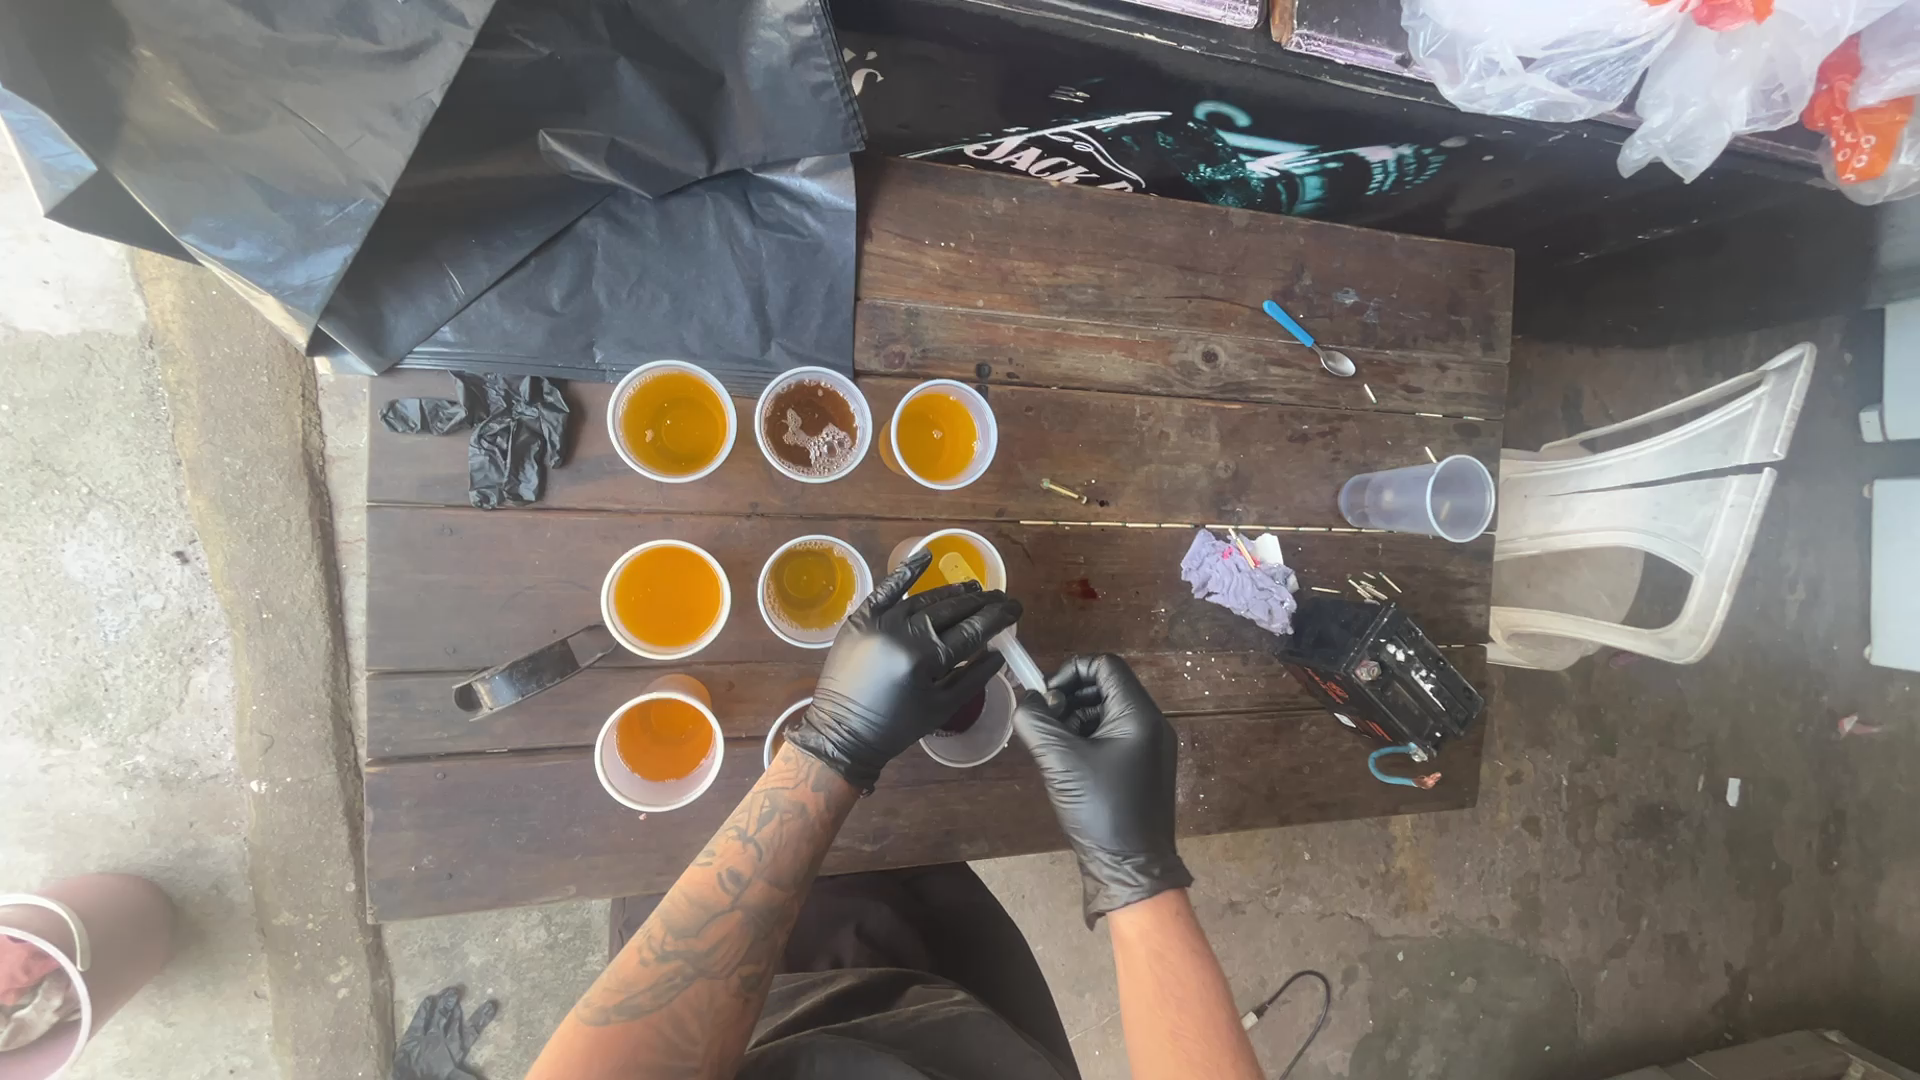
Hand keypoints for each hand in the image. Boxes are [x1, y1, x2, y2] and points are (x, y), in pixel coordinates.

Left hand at [787, 549, 1022, 791]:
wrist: (842, 733)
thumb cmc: (896, 727)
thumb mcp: (942, 708)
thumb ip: (974, 677)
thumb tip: (998, 652)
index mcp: (926, 659)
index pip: (972, 630)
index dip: (998, 618)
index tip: (1015, 609)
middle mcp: (903, 632)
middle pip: (952, 610)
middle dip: (981, 603)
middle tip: (1001, 597)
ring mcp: (880, 621)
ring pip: (925, 599)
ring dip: (953, 592)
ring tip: (975, 589)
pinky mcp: (860, 617)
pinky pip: (886, 588)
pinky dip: (907, 571)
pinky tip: (927, 556)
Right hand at [1013, 654, 1191, 925]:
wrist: (1132, 871)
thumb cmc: (1100, 810)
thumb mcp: (1059, 761)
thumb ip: (1036, 721)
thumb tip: (1030, 700)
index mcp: (1138, 715)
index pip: (1104, 664)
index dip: (1071, 671)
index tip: (1048, 698)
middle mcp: (1150, 724)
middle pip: (1104, 686)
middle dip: (1070, 697)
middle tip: (1047, 724)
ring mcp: (1148, 747)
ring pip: (1105, 710)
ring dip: (1075, 718)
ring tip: (1054, 746)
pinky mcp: (1141, 767)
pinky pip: (1111, 735)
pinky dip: (1086, 738)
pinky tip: (1067, 762)